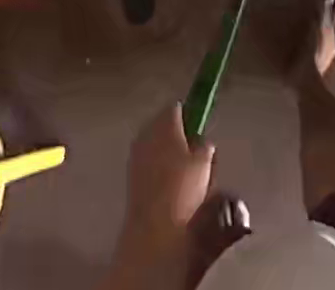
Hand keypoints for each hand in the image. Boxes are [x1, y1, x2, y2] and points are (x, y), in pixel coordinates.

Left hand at [121, 104, 214, 250]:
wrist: (152, 228)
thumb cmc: (183, 189)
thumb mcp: (204, 164)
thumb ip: (204, 146)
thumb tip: (202, 141)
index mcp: (165, 124)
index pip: (175, 107)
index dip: (187, 113)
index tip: (197, 124)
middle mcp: (147, 133)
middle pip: (161, 122)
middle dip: (175, 130)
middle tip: (191, 146)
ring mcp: (136, 153)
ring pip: (152, 141)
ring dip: (164, 147)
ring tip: (180, 166)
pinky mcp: (130, 174)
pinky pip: (146, 158)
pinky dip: (156, 163)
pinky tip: (167, 179)